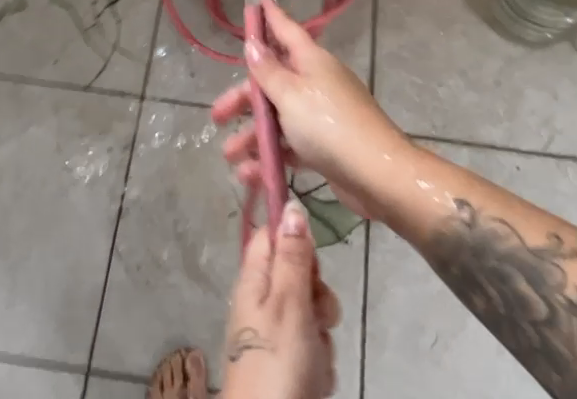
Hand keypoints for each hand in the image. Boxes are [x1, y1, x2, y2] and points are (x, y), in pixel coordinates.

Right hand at [212, 0, 412, 219]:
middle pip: (273, 82)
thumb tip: (253, 43)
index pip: (287, 30)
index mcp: (312, 61)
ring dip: (253, 134)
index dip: (271, 17)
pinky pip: (290, 144)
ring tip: (230, 156)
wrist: (375, 174)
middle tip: (217, 116)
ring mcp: (321, 115)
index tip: (257, 0)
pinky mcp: (324, 145)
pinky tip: (250, 172)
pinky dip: (271, 154)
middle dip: (244, 99)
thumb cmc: (328, 125)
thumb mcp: (291, 94)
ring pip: (279, 117)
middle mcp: (316, 82)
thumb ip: (268, 71)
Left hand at [224, 199, 339, 398]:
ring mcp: (276, 332)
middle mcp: (262, 301)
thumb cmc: (276, 362)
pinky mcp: (290, 360)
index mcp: (254, 281)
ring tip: (315, 352)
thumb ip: (293, 256)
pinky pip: (315, 343)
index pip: (273, 235)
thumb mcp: (288, 303)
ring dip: (322, 330)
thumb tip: (290, 204)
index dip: (297, 239)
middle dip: (319, 293)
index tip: (313, 261)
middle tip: (316, 315)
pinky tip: (316, 372)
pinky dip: (321, 356)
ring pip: (313, 310)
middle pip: (300, 273)